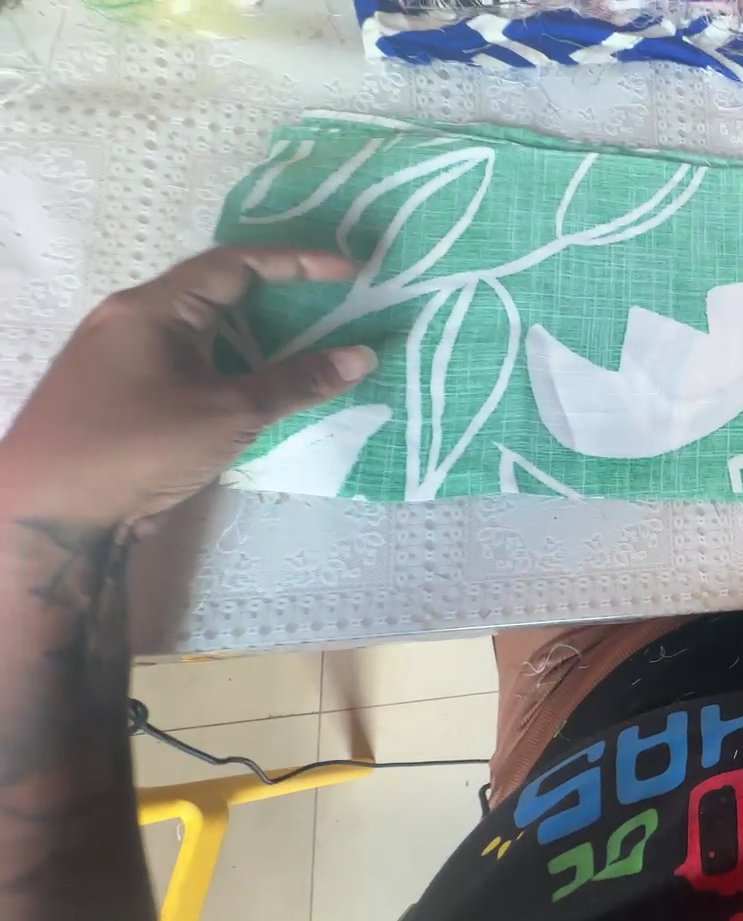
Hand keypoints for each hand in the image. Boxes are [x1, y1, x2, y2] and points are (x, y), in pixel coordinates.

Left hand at [0, 247, 375, 529]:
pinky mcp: (145, 391)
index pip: (234, 265)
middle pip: (226, 292)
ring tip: (329, 343)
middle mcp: (140, 322)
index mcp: (152, 311)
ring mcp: (138, 357)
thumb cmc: (136, 446)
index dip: (297, 262)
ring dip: (276, 334)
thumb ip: (299, 381)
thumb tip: (362, 355)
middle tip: (347, 305)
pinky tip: (286, 383)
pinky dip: (256, 364)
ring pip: (220, 330)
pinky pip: (211, 361)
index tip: (353, 272)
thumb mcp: (231, 412)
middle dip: (290, 295)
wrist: (54, 509)